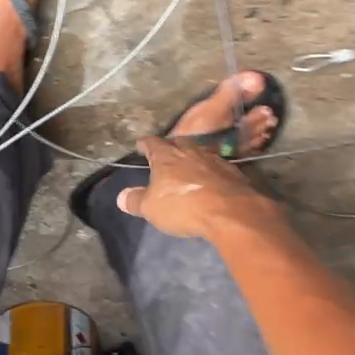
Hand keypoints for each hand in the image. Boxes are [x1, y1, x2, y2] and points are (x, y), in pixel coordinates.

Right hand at [116, 135, 277, 239]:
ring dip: (192, 159)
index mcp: (166, 156)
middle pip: (178, 143)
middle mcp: (190, 151)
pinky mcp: (233, 172)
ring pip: (199, 153)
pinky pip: (216, 167)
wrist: (229, 212)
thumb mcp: (150, 208)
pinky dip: (210, 172)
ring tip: (187, 168)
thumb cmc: (182, 206)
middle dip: (170, 148)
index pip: (151, 143)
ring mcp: (214, 159)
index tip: (140, 146)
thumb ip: (135, 200)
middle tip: (165, 156)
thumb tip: (121, 196)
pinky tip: (210, 182)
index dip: (144, 144)